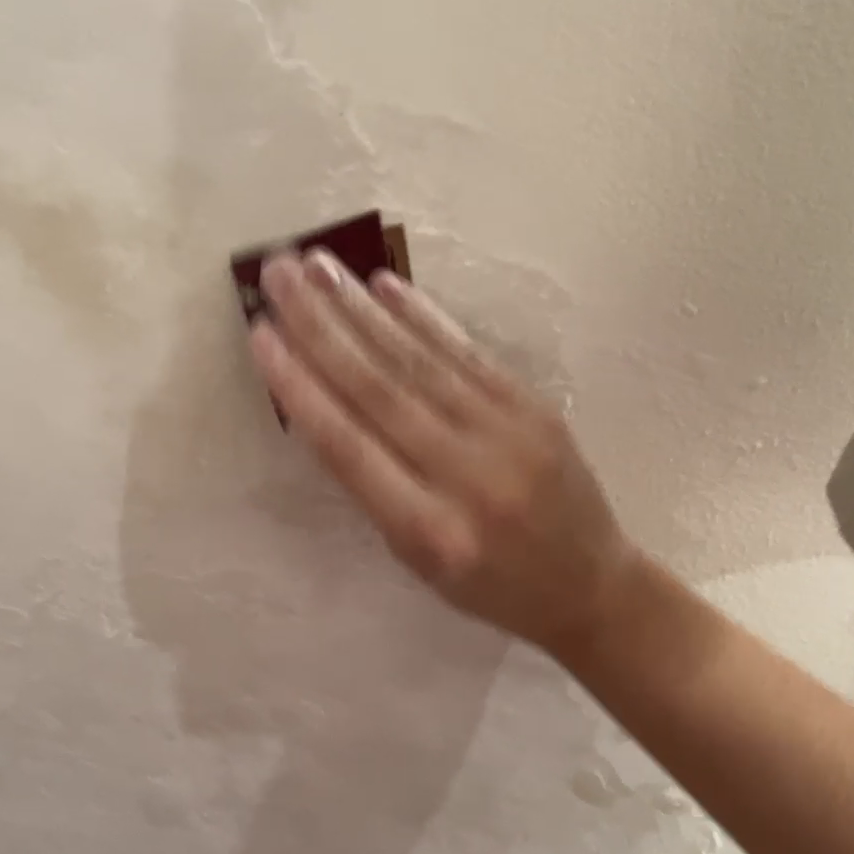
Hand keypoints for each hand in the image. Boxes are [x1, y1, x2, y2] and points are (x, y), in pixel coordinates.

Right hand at [250, 249, 641, 647]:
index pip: (348, 448)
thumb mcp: (416, 562)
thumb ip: (373, 489)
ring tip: (317, 267)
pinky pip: (467, 354)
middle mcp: (466, 477)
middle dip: (321, 327)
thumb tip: (324, 407)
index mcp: (427, 531)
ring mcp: (507, 435)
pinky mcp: (534, 408)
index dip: (300, 389)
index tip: (261, 337)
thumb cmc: (489, 587)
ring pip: (419, 362)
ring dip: (362, 310)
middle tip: (278, 274)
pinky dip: (422, 318)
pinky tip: (386, 286)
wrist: (591, 587)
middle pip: (380, 390)